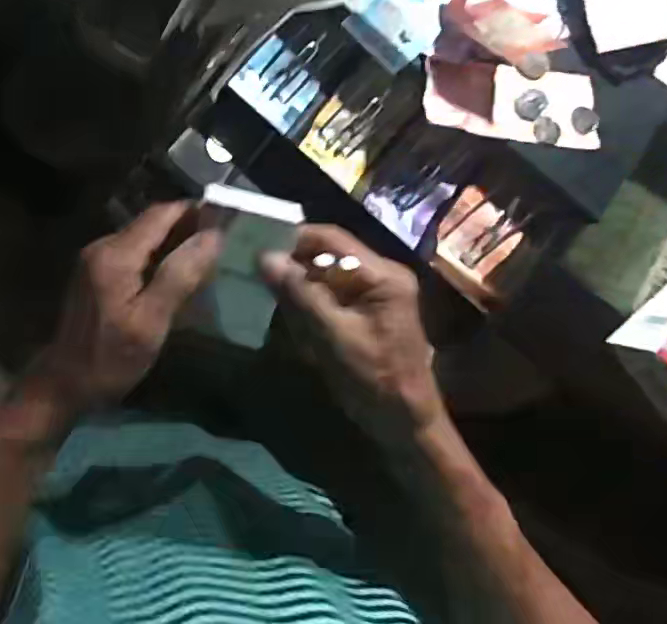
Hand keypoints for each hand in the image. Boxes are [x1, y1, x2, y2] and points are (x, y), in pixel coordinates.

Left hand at [17, 202, 219, 432]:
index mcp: (116, 254)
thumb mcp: (151, 322)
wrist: (63, 383)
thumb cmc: (111, 358)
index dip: (193, 210)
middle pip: (150, 221)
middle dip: (185, 225)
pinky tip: (175, 271)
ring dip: (172, 239)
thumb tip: (212, 236)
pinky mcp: (94, 268)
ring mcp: (95, 255)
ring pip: (142, 234)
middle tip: (221, 238)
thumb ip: (179, 276)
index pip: (160, 214)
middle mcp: (102, 244)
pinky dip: (157, 253)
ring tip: (205, 254)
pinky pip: (132, 249)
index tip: (224, 216)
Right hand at [260, 225, 445, 445]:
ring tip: (269, 288)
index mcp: (382, 275)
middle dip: (293, 260)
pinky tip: (290, 311)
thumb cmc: (376, 382)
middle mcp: (381, 274)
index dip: (294, 237)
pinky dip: (308, 297)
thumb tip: (265, 257)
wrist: (409, 429)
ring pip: (325, 270)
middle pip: (327, 252)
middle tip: (258, 267)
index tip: (259, 244)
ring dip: (298, 280)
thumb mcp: (334, 337)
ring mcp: (375, 292)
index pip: (332, 238)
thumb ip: (300, 295)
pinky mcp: (366, 309)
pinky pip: (329, 290)